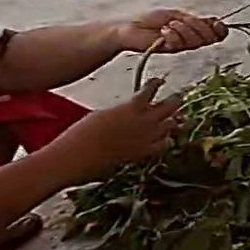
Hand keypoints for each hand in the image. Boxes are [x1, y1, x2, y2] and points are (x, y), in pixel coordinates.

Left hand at [44, 79, 182, 177]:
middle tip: (176, 111)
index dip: (167, 137)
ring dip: (173, 101)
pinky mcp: (132, 108)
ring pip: (168, 107)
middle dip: (175, 117)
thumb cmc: (86, 168)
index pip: (166, 143)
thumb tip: (118, 152)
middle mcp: (150, 135)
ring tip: (177, 94)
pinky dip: (154, 85)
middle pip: (172, 123)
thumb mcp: (110, 165)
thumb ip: (121, 155)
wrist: (72, 160)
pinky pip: (148, 92)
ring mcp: (143, 121)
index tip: (167, 135)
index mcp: (145, 152)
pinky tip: (159, 80)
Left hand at [115, 9, 227, 54]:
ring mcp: (182, 46)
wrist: (128, 29)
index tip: (216, 23)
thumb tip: (212, 21)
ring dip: (184, 29)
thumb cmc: (148, 20)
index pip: (218, 34)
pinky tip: (163, 31)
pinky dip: (173, 34)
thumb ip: (193, 19)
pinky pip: (181, 44)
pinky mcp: (171, 50)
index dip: (221, 29)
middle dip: (200, 27)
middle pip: (211, 38)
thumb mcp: (175, 14)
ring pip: (197, 41)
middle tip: (185, 21)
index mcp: (195, 30)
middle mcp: (191, 40)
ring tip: (170, 25)